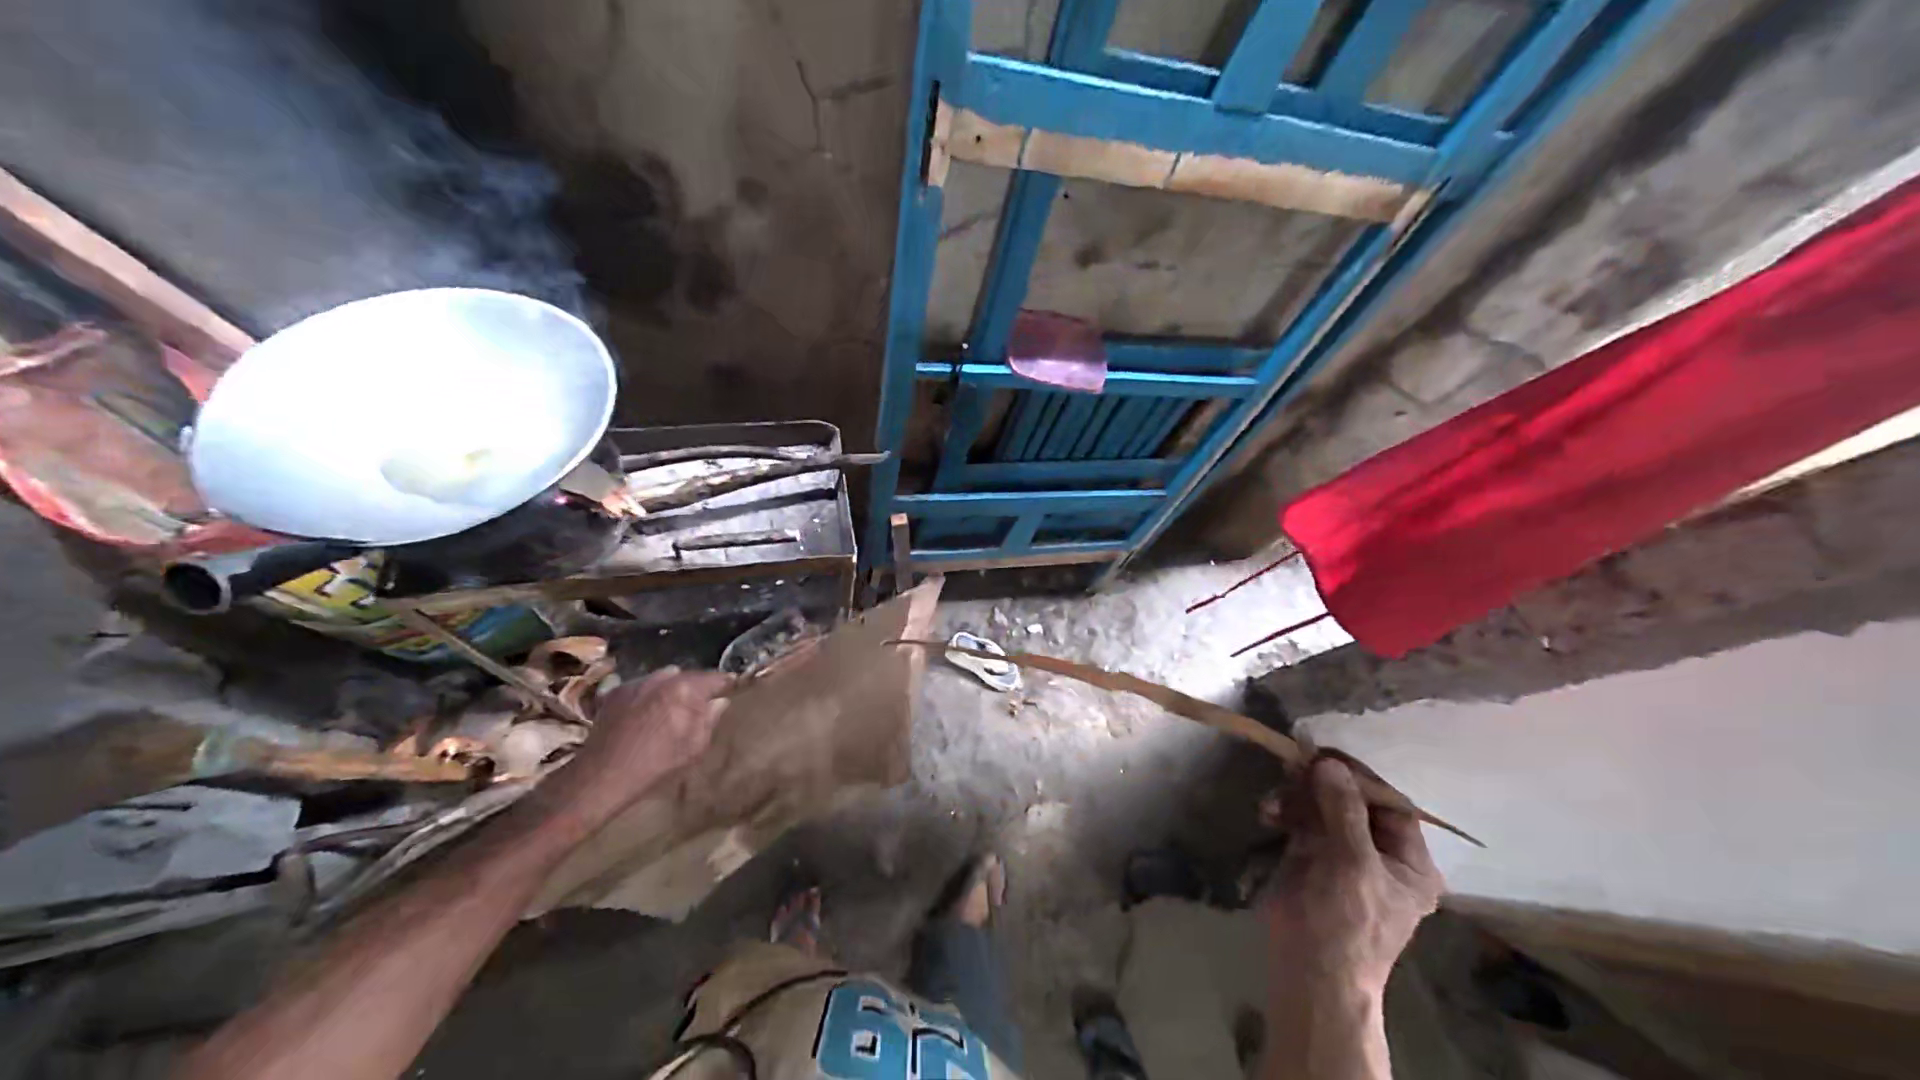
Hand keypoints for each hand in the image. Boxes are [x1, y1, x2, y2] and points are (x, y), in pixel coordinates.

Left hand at [537, 666, 731, 829]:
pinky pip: (641, 686)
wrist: (603, 776)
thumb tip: (720, 701)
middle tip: (698, 706)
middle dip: (696, 687)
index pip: (715, 677)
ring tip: (669, 709)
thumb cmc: (657, 764)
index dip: (725, 683)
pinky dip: (648, 695)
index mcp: (686, 689)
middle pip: (688, 675)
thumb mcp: (695, 748)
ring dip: (671, 689)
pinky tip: (644, 715)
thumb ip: (710, 719)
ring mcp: (636, 682)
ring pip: (664, 678)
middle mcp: (662, 678)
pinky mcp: (616, 692)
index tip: (730, 689)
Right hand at [1263, 756, 1444, 996]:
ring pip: (1320, 805)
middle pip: (1351, 800)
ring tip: (1275, 796)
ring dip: (1297, 794)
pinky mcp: (1307, 855)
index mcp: (1407, 859)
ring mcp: (1339, 852)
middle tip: (1293, 763)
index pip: (1389, 803)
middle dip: (1322, 782)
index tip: (1327, 755)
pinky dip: (1283, 809)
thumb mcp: (1354, 864)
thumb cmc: (1348, 923)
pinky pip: (1297, 819)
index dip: (1360, 777)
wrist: (1310, 970)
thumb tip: (1328, 763)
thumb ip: (1343, 809)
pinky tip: (1268, 811)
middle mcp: (1376, 851)